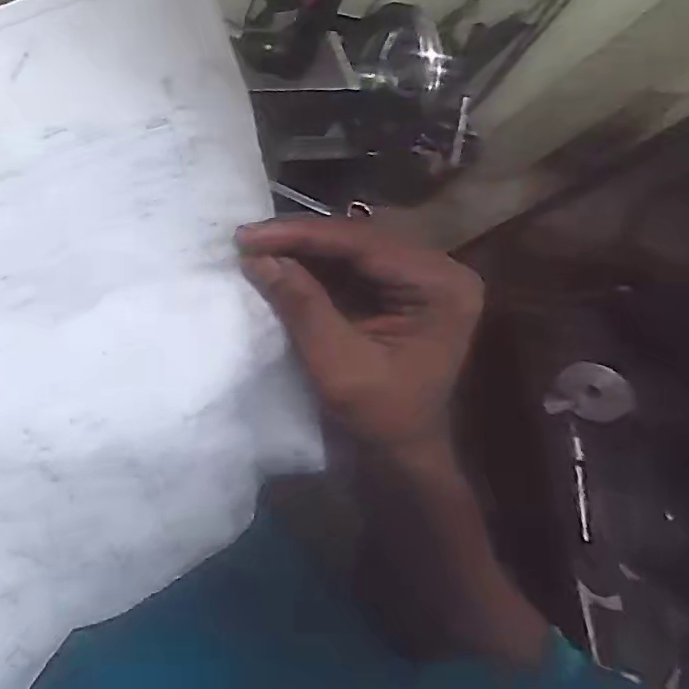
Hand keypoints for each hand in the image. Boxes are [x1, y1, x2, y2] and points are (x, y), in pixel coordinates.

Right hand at [237, 216, 483, 456]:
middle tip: (247, 237)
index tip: (249, 236)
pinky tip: (279, 256)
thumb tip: (258, 257)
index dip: (302, 235)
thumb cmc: (381, 417)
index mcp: (441, 286)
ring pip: (349, 242)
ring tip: (256, 243)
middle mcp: (437, 268)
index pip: (363, 243)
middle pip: (357, 236)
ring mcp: (420, 273)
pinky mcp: (399, 283)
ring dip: (301, 244)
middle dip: (298, 236)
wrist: (404, 452)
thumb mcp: (337, 366)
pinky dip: (311, 259)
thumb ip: (302, 306)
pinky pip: (349, 259)